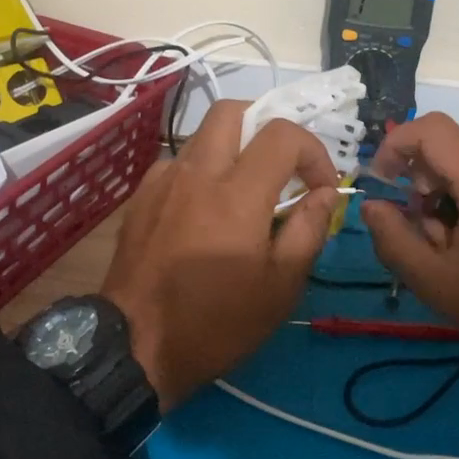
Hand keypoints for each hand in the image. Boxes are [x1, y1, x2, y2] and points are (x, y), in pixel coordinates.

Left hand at [102, 101, 339, 407]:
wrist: (134, 347)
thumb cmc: (216, 323)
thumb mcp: (280, 288)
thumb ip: (308, 229)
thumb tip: (323, 193)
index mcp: (236, 194)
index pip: (281, 134)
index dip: (312, 151)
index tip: (319, 187)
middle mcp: (197, 173)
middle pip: (232, 110)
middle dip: (265, 125)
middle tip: (281, 164)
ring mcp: (163, 181)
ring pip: (202, 135)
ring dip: (232, 148)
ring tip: (245, 189)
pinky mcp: (140, 197)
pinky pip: (177, 164)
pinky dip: (201, 172)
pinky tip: (204, 210)